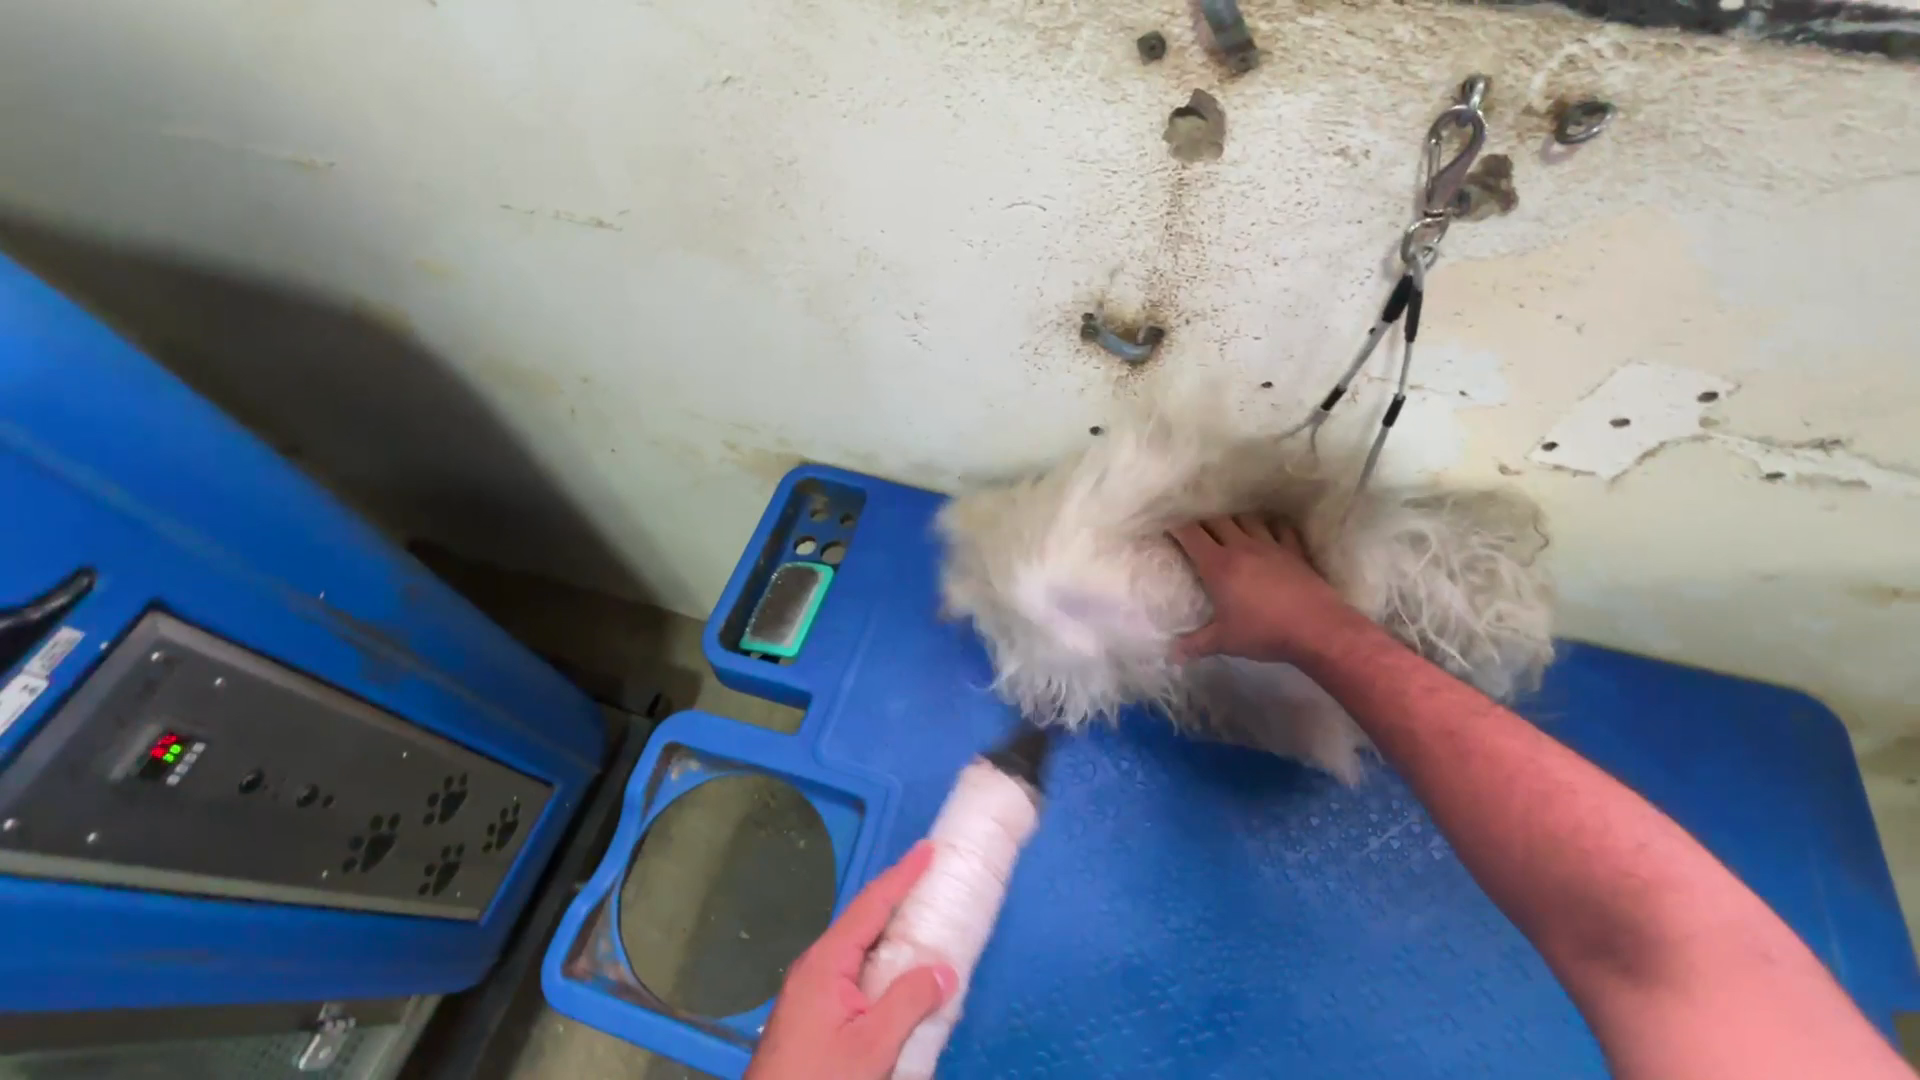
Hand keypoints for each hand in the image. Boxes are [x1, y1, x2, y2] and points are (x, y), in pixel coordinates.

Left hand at [745, 842, 957, 1079]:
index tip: (927, 849)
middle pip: (863, 921)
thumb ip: (908, 1003)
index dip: (901, 875)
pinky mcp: (814, 1012)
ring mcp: (812, 989)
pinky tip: (899, 975)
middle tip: (932, 880)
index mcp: (826, 962)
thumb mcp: (871, 1046)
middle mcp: (816, 966)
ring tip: (924, 920)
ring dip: (891, 933)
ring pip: (858, 948)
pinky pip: (854, 972)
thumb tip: (943, 969)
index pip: (870, 906)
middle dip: (897, 898)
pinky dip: (881, 961)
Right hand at [1170, 515, 1355, 664]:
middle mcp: (1242, 548)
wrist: (1317, 629)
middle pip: (1217, 520)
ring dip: (1234, 519)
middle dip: (1203, 520)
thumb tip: (1171, 655)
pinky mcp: (1294, 551)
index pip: (1191, 535)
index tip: (1168, 526)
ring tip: (1229, 526)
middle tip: (1195, 528)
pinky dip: (1271, 525)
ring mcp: (1271, 546)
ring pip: (1247, 519)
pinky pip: (1281, 528)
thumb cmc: (1264, 633)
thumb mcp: (1224, 641)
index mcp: (1218, 565)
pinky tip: (1269, 529)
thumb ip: (1195, 645)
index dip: (1177, 527)